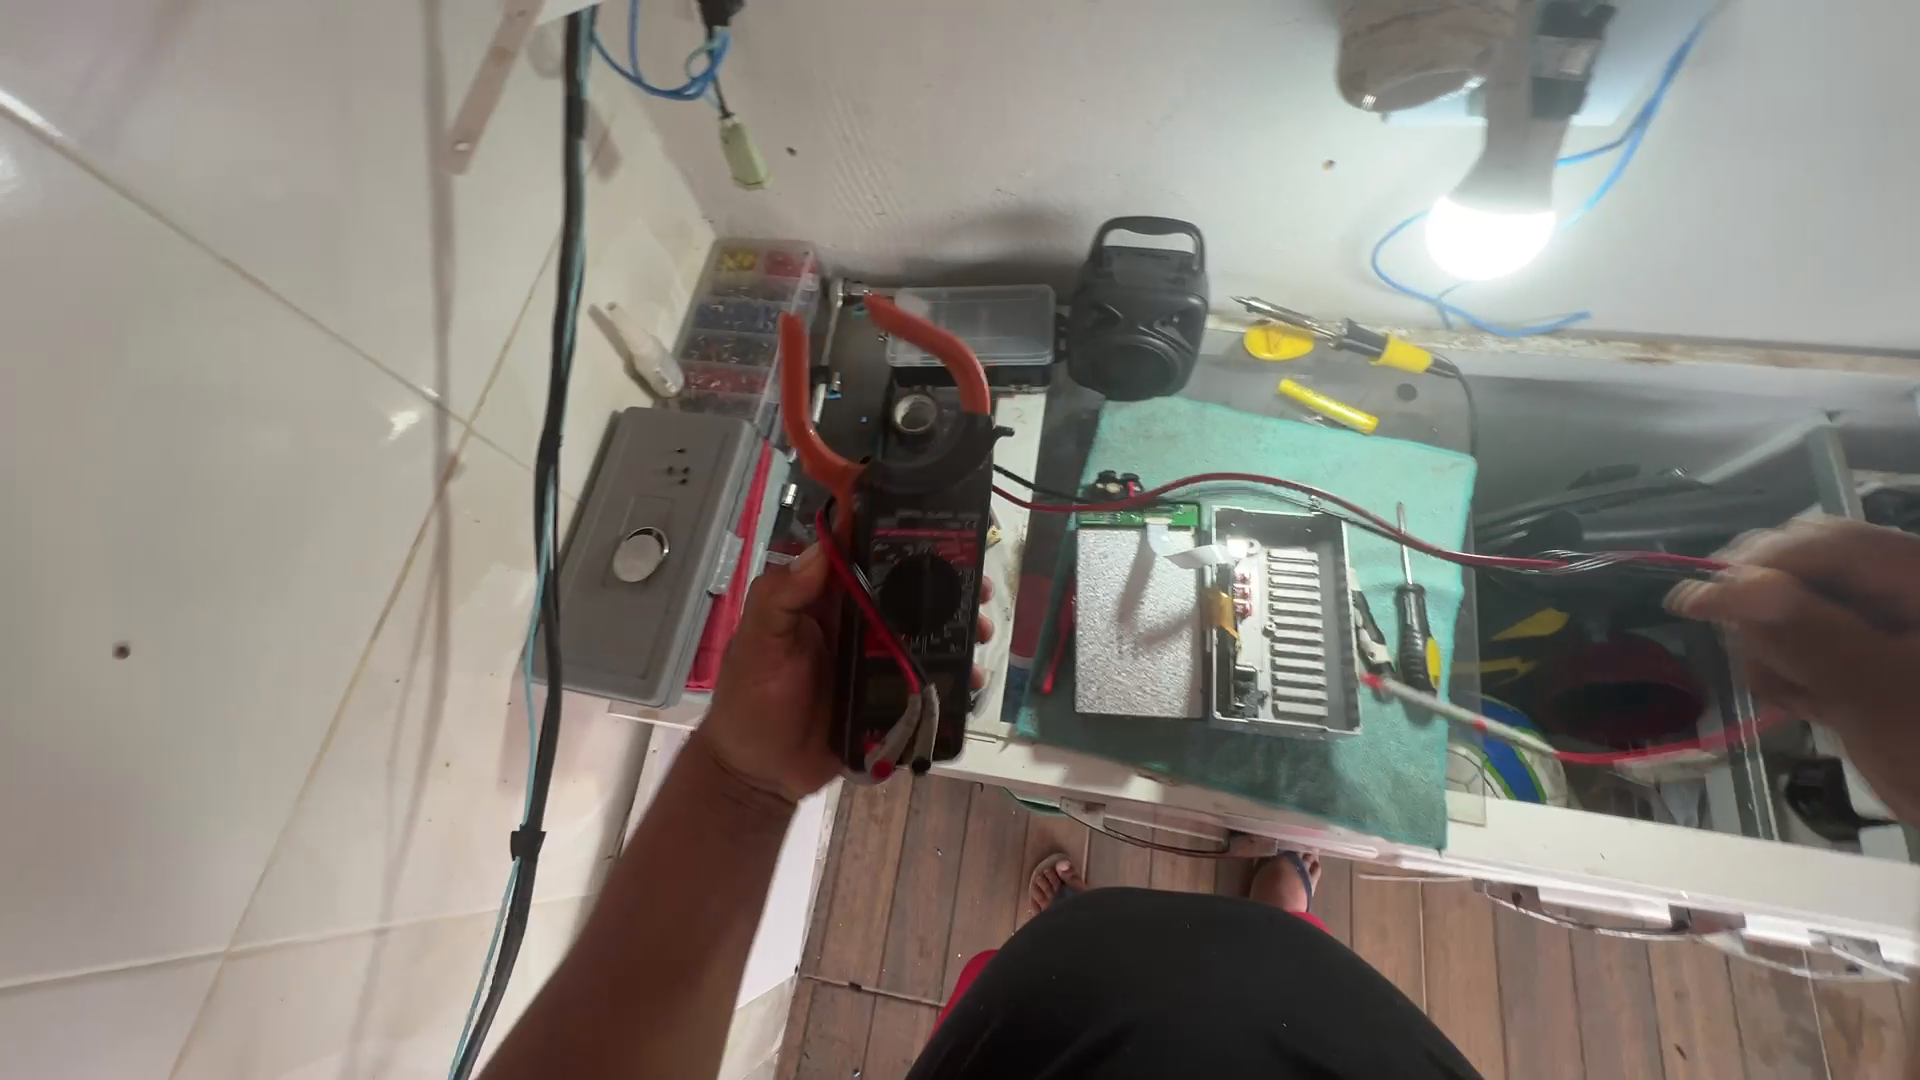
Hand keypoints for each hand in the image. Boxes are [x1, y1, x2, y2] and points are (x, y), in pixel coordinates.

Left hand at [700, 544, 997, 803]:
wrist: (762, 772)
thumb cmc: (751, 700)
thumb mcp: (757, 644)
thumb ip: (779, 597)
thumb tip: (819, 550)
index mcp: (826, 598)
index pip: (862, 552)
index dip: (896, 534)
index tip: (936, 524)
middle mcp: (858, 619)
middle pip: (909, 589)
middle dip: (948, 582)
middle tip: (979, 587)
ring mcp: (879, 656)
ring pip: (927, 630)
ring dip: (959, 626)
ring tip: (982, 630)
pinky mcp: (892, 692)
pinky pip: (929, 676)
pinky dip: (955, 674)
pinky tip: (973, 677)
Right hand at [1666, 517, 1919, 823]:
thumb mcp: (1873, 695)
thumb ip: (1797, 631)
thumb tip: (1713, 585)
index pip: (1828, 543)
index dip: (1756, 566)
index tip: (1696, 606)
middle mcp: (1913, 590)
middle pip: (1805, 569)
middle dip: (1763, 615)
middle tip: (1770, 665)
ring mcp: (1897, 621)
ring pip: (1791, 605)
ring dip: (1773, 652)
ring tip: (1802, 698)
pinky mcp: (1877, 650)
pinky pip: (1803, 637)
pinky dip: (1788, 668)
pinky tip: (1811, 702)